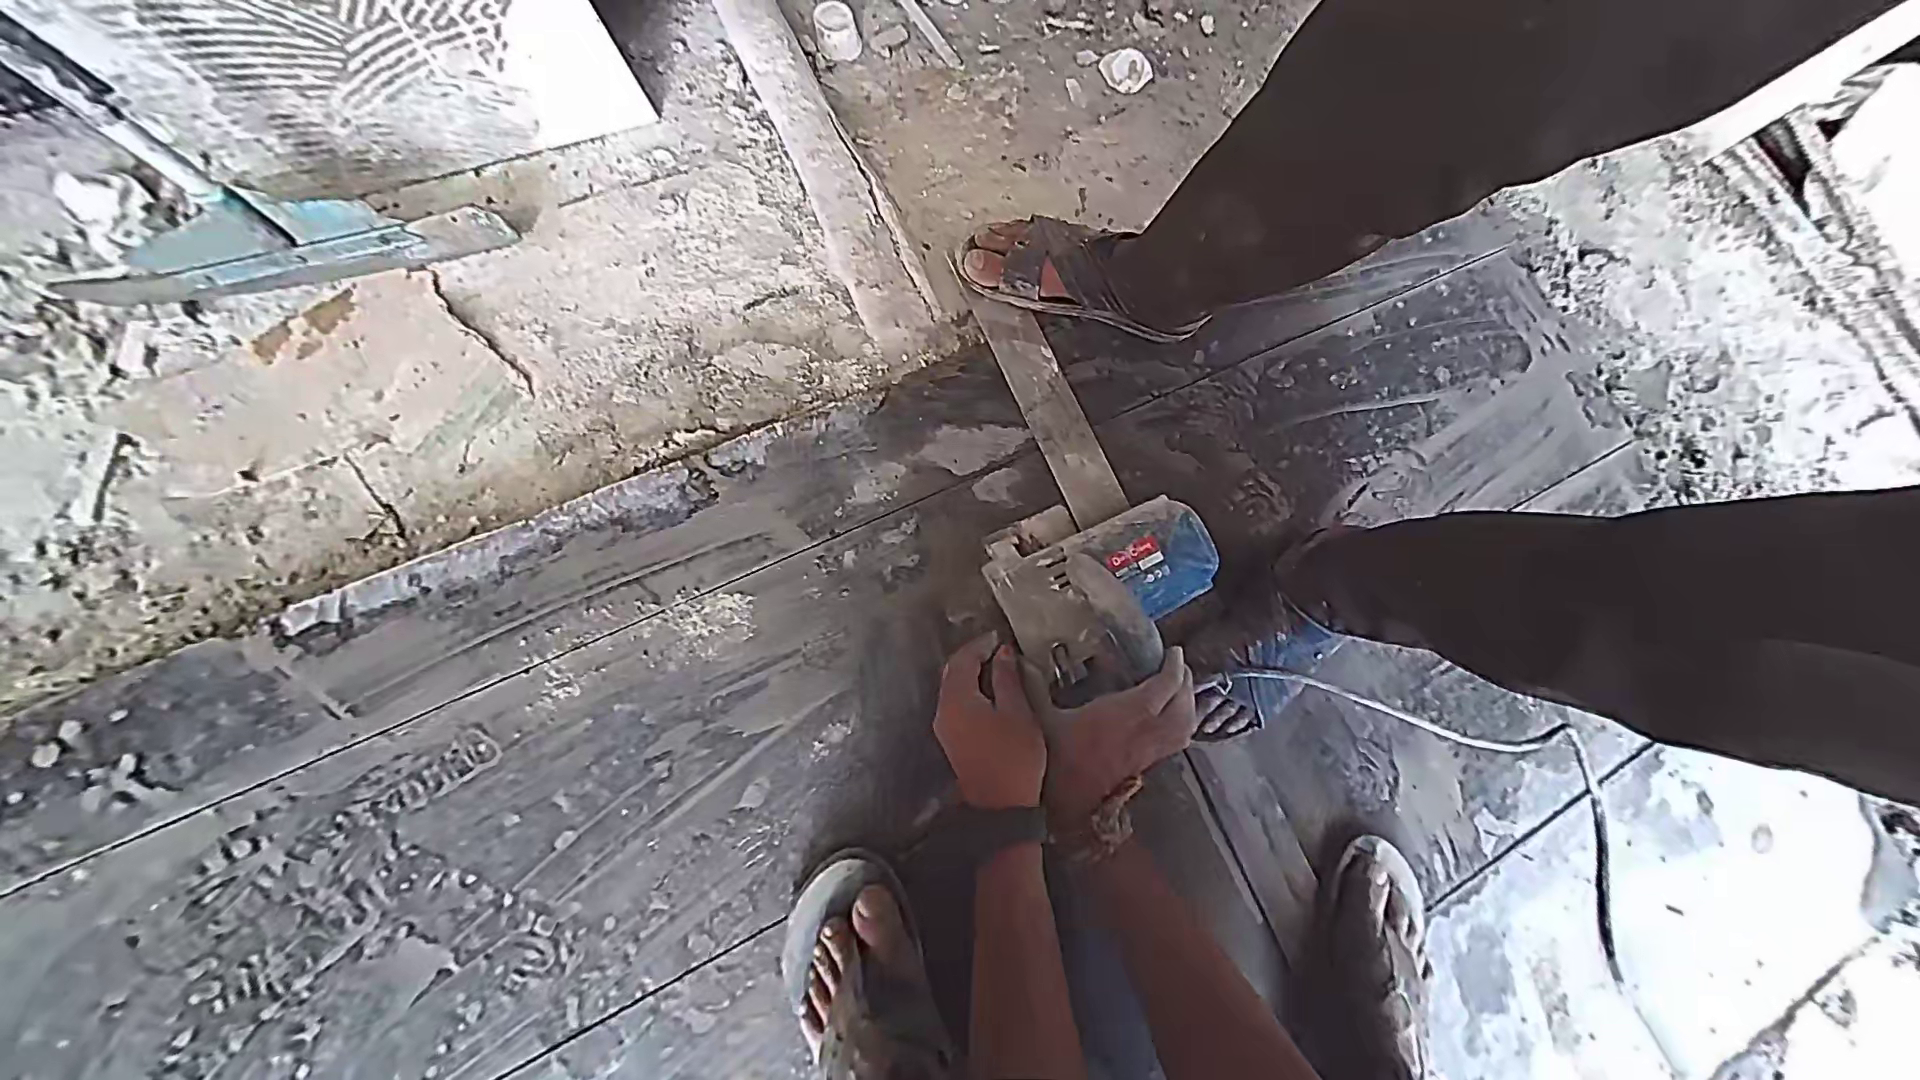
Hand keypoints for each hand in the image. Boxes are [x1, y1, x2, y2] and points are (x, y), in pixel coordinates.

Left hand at [934, 634, 1046, 808]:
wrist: (1001, 810)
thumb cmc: (1015, 759)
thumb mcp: (1018, 713)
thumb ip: (1008, 679)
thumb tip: (1003, 653)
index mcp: (957, 700)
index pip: (962, 660)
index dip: (980, 644)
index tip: (998, 637)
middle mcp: (943, 710)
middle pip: (952, 672)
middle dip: (972, 657)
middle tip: (995, 648)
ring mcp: (944, 727)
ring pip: (952, 688)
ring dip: (970, 673)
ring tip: (995, 667)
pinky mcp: (951, 741)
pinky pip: (955, 703)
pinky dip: (969, 690)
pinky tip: (988, 692)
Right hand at [1037, 647, 1196, 828]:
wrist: (1068, 808)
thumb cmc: (1058, 760)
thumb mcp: (1042, 719)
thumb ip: (1032, 687)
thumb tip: (1017, 659)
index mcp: (1125, 714)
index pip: (1164, 686)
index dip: (1174, 667)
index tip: (1172, 651)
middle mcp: (1145, 731)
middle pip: (1182, 704)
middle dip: (1186, 681)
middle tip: (1178, 665)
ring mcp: (1149, 749)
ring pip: (1186, 724)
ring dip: (1189, 703)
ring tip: (1181, 686)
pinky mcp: (1148, 763)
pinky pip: (1178, 740)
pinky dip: (1184, 723)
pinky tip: (1174, 717)